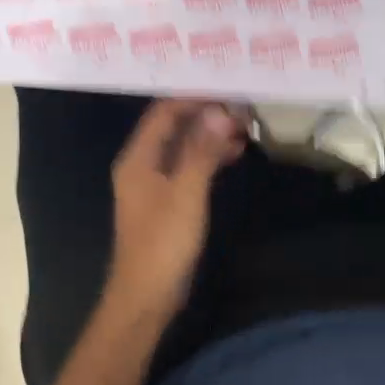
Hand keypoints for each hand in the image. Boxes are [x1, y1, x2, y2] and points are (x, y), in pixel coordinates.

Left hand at [104, 100, 244, 321]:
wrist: (146, 296)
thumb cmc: (163, 244)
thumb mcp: (187, 194)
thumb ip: (201, 152)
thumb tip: (219, 114)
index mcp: (138, 158)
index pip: (164, 112)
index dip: (194, 97)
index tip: (229, 89)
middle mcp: (142, 164)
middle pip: (174, 126)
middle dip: (206, 113)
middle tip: (243, 107)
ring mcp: (155, 184)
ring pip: (184, 146)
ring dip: (211, 134)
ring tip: (245, 126)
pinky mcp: (168, 201)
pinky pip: (189, 166)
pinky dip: (210, 156)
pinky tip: (235, 153)